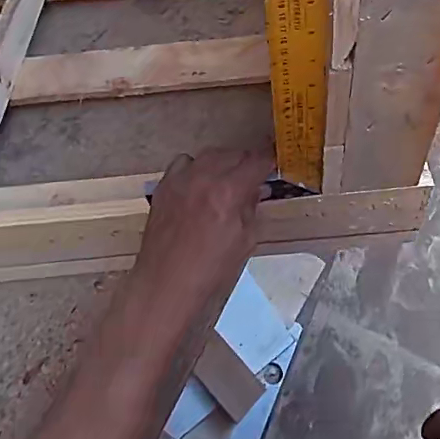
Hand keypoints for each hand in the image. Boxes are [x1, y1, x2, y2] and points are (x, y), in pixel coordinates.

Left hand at [131, 148, 274, 306]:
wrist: (166, 284)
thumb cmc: (212, 269)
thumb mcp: (246, 240)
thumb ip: (252, 207)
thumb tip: (257, 188)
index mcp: (229, 191)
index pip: (257, 161)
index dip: (270, 159)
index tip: (276, 161)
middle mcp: (204, 177)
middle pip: (234, 154)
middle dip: (248, 163)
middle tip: (255, 178)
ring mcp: (181, 179)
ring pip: (210, 154)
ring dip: (224, 162)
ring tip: (228, 179)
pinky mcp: (164, 186)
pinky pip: (184, 163)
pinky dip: (197, 167)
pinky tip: (199, 184)